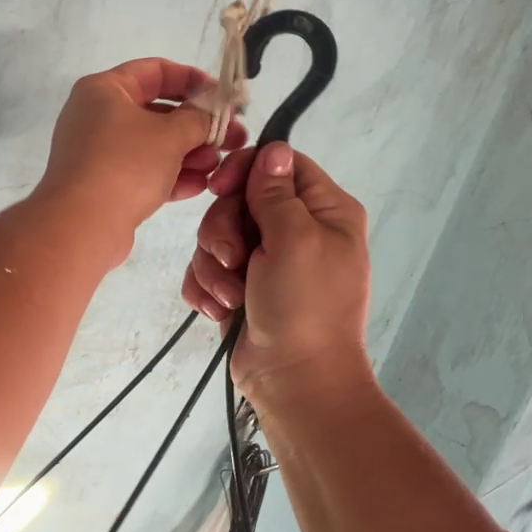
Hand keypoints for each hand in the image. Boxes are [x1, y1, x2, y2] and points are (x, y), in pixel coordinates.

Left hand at [33, 59, 246, 240]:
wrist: (80, 227)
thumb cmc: (125, 166)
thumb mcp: (170, 135)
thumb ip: (199, 117)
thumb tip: (213, 110)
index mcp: (104, 90)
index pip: (155, 71)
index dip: (194, 80)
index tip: (225, 97)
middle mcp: (96, 116)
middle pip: (157, 111)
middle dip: (198, 125)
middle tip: (234, 138)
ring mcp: (97, 152)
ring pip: (152, 145)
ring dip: (189, 153)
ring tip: (219, 165)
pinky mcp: (103, 185)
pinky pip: (141, 172)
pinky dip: (170, 176)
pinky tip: (201, 186)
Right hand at [181, 141, 369, 398]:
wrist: (295, 382)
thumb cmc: (304, 307)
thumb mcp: (294, 240)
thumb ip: (276, 193)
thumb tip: (273, 149)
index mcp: (324, 211)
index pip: (279, 165)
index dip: (244, 171)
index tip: (219, 188)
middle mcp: (296, 230)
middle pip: (238, 201)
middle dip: (223, 232)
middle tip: (231, 261)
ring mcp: (266, 262)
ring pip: (216, 237)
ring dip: (213, 268)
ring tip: (229, 297)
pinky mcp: (240, 288)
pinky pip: (207, 270)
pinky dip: (207, 289)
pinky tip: (219, 310)